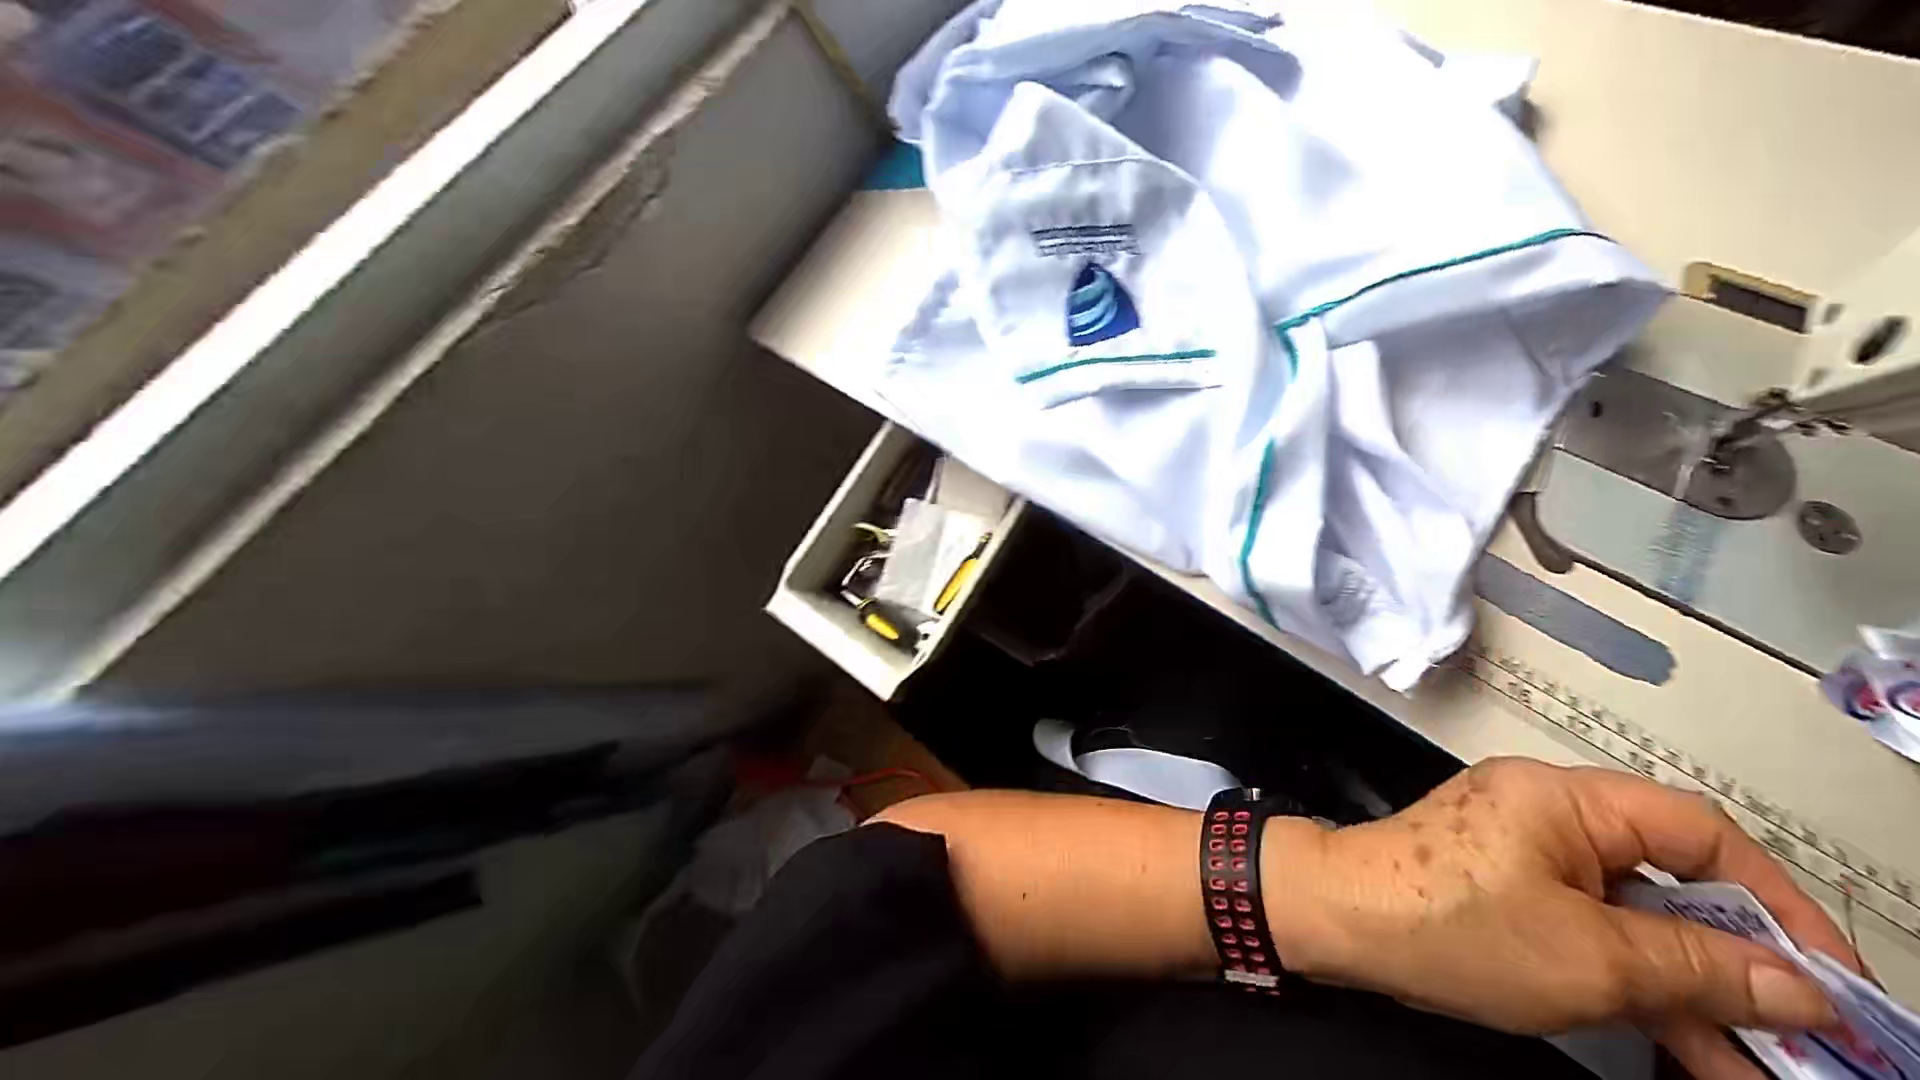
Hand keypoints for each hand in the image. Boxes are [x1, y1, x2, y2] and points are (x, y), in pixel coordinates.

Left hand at [1268, 758, 1856, 1079]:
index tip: (1836, 983)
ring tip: (1762, 1067)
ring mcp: (1519, 852)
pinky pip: (1586, 926)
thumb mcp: (1591, 957)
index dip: (1780, 904)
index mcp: (1561, 798)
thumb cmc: (1449, 923)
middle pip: (1670, 878)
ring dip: (1694, 988)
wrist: (1337, 921)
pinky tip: (1691, 1048)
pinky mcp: (1500, 887)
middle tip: (1812, 1042)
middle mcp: (1542, 813)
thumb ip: (1701, 970)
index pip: (1700, 831)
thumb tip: (1799, 989)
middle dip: (1741, 961)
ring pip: (1631, 915)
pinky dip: (1634, 980)